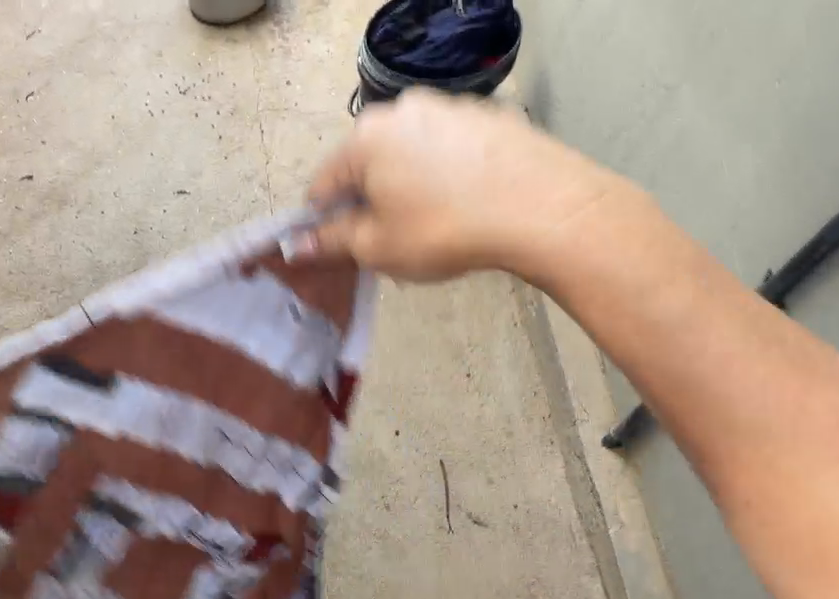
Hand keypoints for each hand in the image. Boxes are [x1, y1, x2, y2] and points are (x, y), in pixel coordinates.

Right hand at [302, 90, 630, 282]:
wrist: (542, 208)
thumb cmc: (443, 230)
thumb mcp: (375, 246)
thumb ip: (330, 241)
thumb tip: (295, 245)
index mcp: (365, 138)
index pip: (322, 187)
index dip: (324, 224)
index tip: (341, 250)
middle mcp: (402, 110)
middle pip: (365, 167)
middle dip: (367, 203)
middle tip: (387, 242)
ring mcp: (449, 107)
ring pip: (406, 157)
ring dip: (403, 190)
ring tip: (428, 227)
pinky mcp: (488, 116)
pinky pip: (445, 151)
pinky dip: (441, 177)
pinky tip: (461, 207)